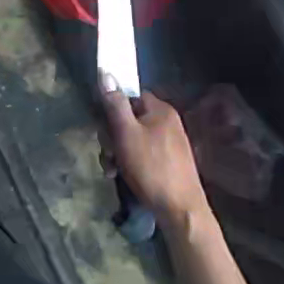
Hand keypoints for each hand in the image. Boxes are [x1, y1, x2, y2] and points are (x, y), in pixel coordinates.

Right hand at [98, 76, 209, 235]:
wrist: (180, 210)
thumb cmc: (151, 168)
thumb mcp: (126, 134)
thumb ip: (115, 104)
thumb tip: (106, 73)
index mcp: (160, 110)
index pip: (130, 95)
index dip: (112, 108)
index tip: (102, 126)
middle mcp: (167, 122)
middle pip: (130, 118)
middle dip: (113, 136)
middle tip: (108, 154)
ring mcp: (170, 143)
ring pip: (134, 139)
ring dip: (118, 152)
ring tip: (112, 170)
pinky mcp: (170, 162)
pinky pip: (144, 154)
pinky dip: (131, 163)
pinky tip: (122, 177)